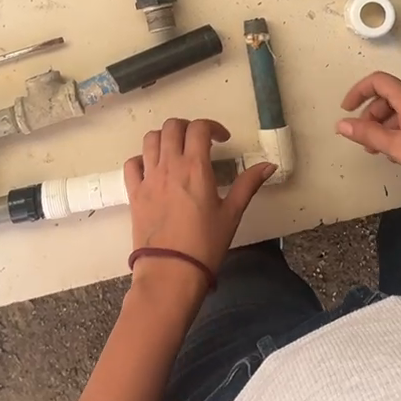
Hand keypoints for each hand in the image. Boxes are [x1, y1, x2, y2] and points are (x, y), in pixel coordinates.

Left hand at [123, 119, 276, 284]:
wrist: (170, 273)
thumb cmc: (205, 245)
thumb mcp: (231, 214)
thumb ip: (248, 184)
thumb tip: (268, 165)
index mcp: (194, 167)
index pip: (199, 128)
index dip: (212, 127)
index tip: (221, 140)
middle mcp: (169, 165)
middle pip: (172, 126)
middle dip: (187, 127)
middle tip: (199, 142)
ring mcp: (148, 177)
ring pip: (150, 139)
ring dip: (164, 138)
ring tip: (176, 151)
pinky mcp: (134, 192)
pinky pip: (132, 163)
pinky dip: (141, 159)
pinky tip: (152, 169)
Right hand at [336, 71, 400, 194]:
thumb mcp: (396, 147)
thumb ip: (368, 134)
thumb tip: (341, 123)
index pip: (378, 81)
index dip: (359, 91)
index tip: (347, 110)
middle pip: (389, 97)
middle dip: (371, 115)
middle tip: (364, 140)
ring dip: (385, 126)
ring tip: (380, 151)